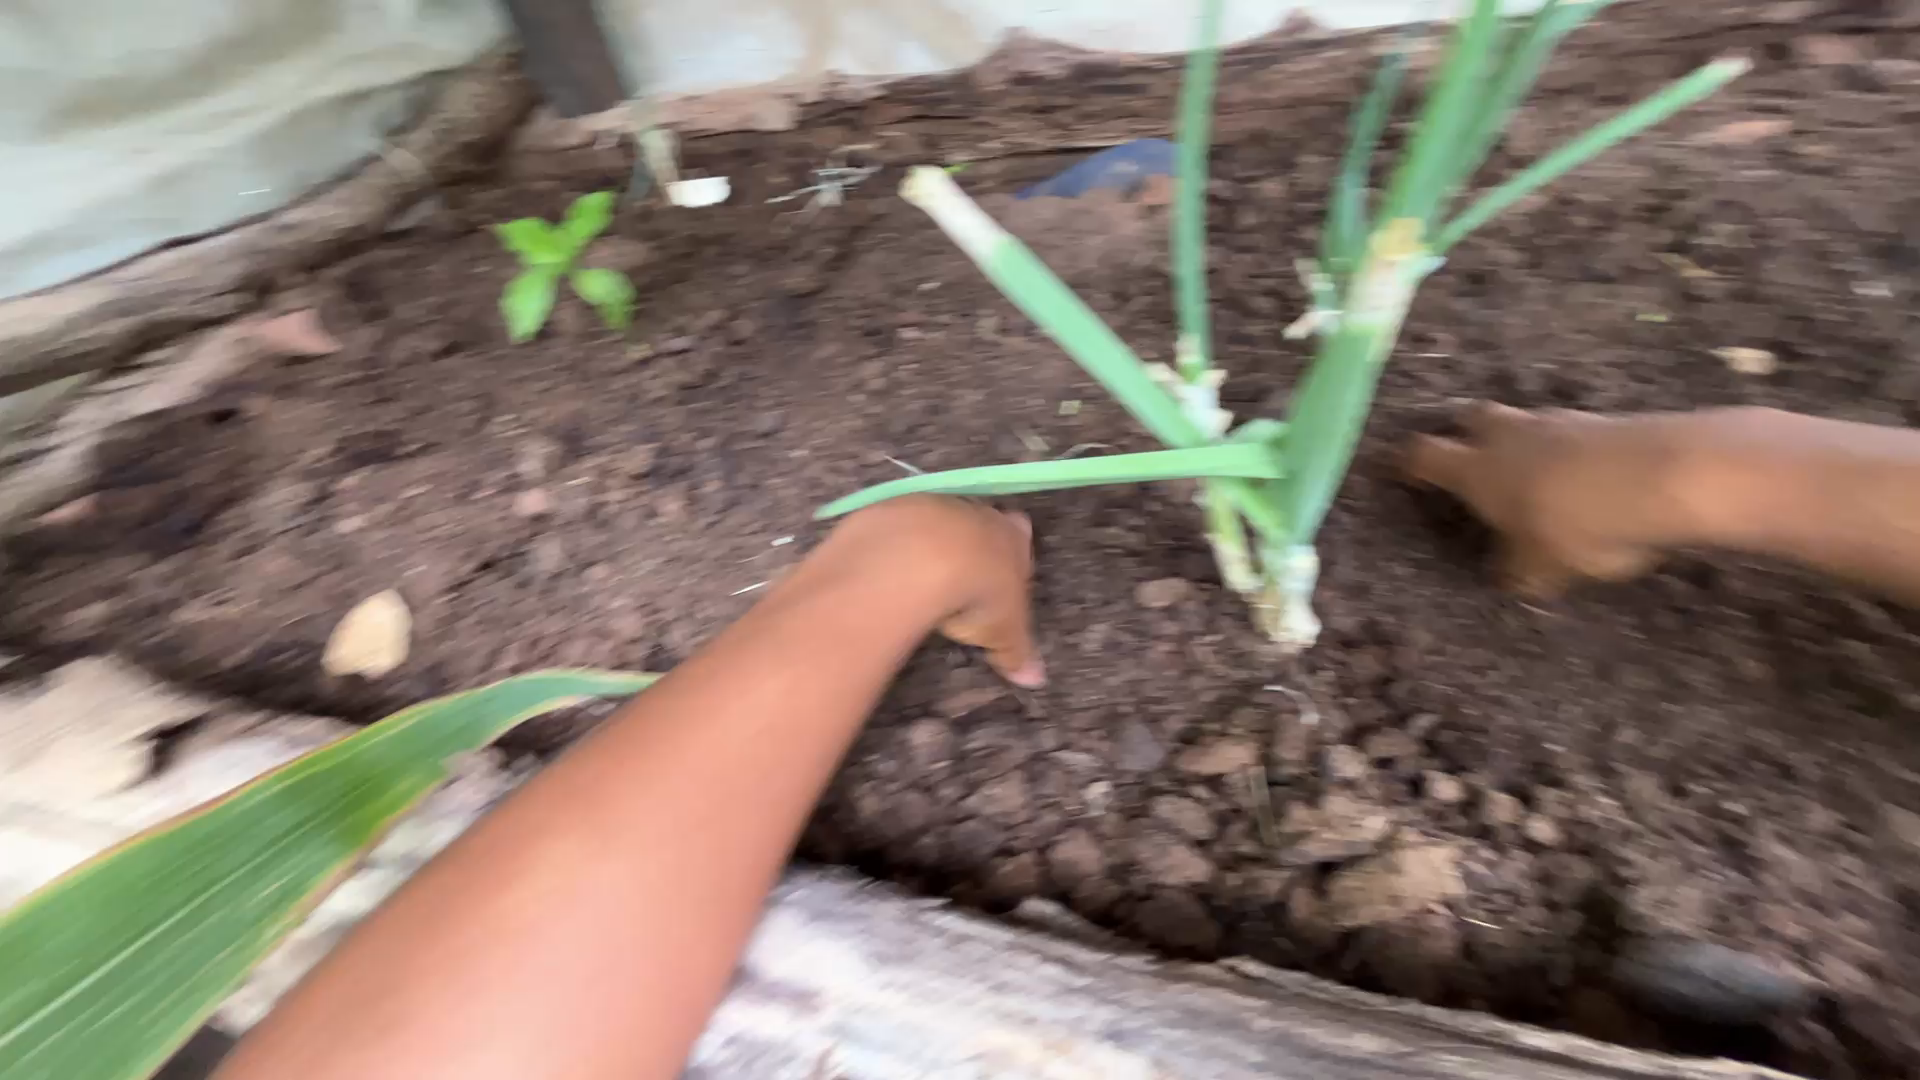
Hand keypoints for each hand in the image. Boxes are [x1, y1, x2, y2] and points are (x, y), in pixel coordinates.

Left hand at [822, 496, 1045, 686]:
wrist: (924, 557)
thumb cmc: (980, 593)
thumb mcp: (1003, 632)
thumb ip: (1017, 652)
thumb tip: (1035, 679)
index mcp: (1012, 538)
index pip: (1020, 537)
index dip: (1010, 556)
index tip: (1000, 580)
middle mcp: (978, 515)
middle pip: (979, 525)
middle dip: (972, 548)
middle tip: (962, 583)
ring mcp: (935, 507)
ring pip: (938, 523)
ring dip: (931, 545)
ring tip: (922, 581)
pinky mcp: (896, 509)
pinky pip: (899, 528)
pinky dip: (896, 547)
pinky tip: (890, 571)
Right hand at [1402, 401, 1693, 596]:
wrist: (1677, 477)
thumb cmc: (1579, 524)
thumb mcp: (1542, 566)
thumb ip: (1519, 570)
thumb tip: (1508, 579)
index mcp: (1475, 470)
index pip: (1423, 455)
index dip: (1408, 461)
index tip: (1401, 469)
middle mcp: (1508, 438)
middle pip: (1469, 419)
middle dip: (1461, 431)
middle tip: (1464, 452)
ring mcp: (1561, 423)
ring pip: (1525, 423)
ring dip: (1522, 439)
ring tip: (1532, 469)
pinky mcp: (1610, 420)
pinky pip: (1574, 431)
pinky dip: (1571, 448)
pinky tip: (1586, 474)